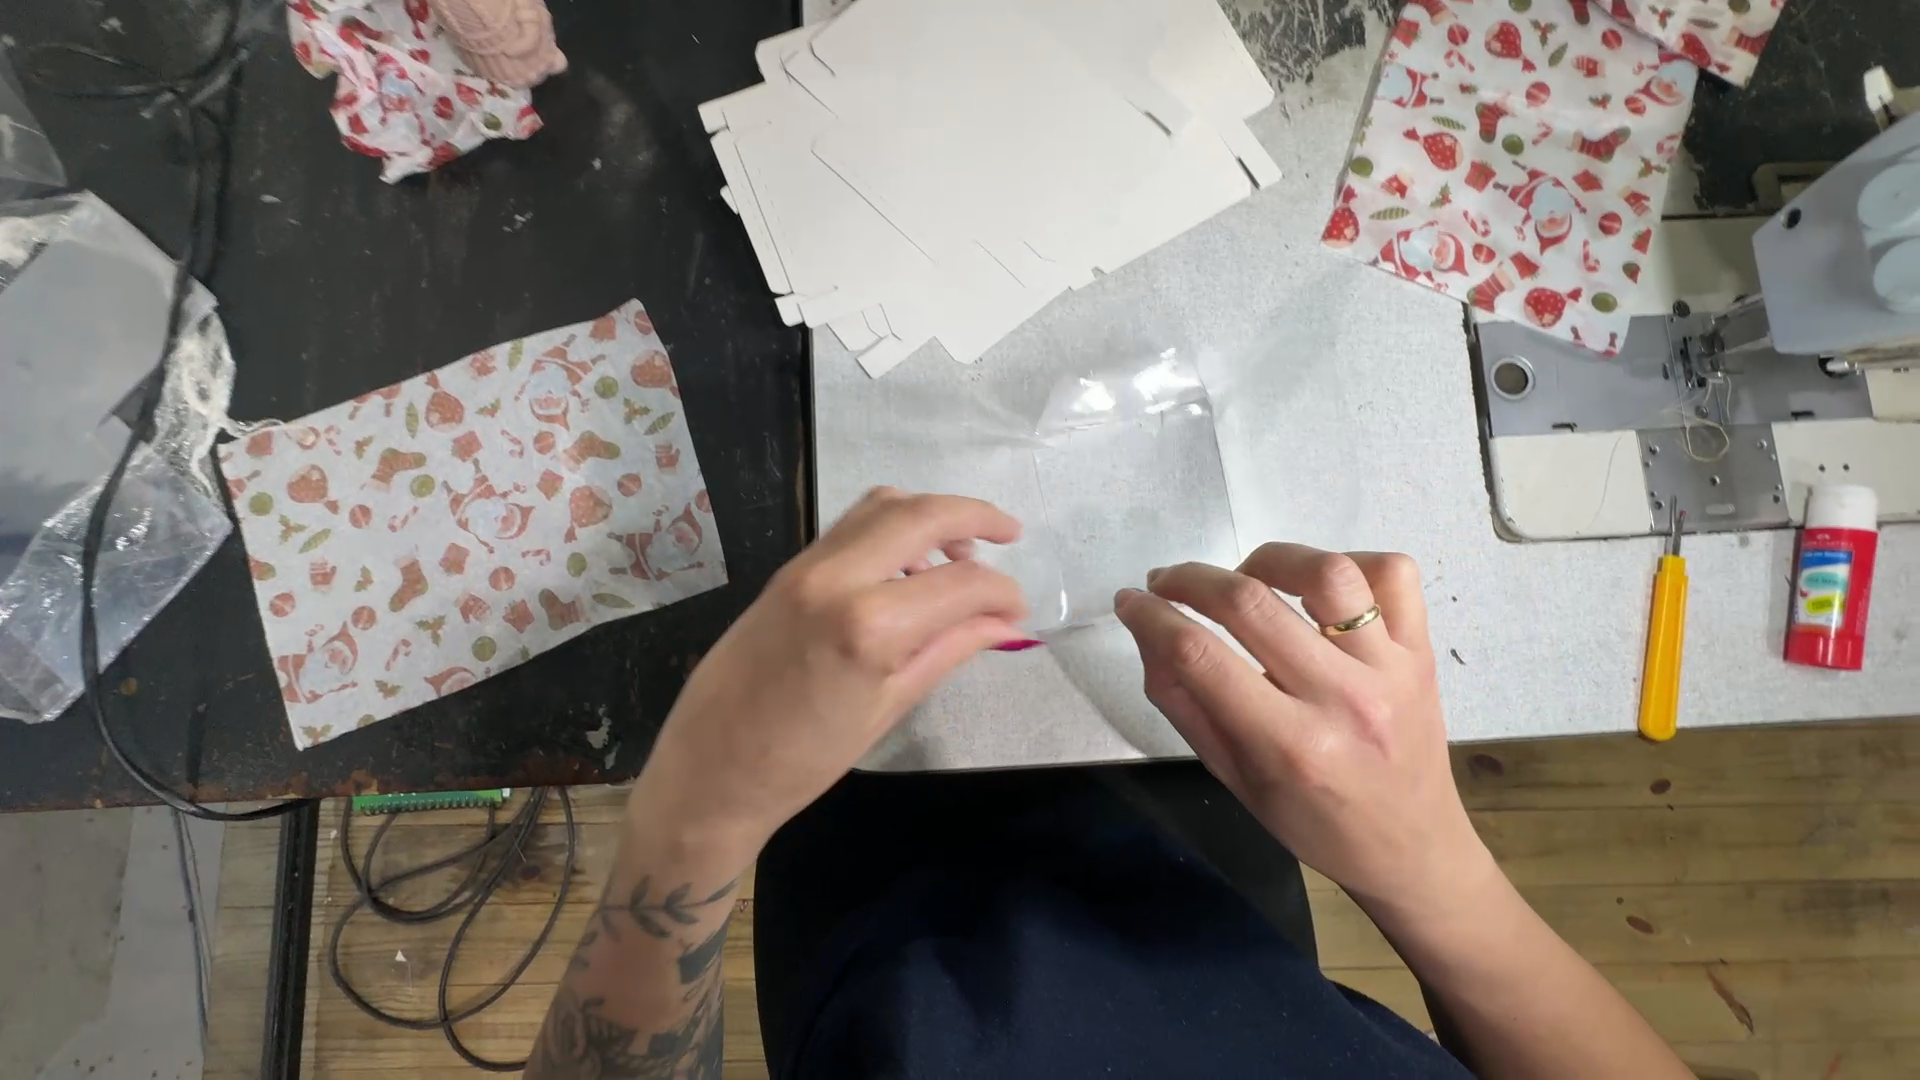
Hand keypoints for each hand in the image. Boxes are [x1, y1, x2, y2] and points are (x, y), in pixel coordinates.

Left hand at [632, 488, 1026, 861]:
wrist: (709, 768)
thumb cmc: (804, 759)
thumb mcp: (890, 706)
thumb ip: (951, 649)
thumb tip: (1006, 624)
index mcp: (869, 625)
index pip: (959, 583)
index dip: (1001, 592)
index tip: (1018, 609)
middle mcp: (836, 577)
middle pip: (921, 514)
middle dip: (975, 516)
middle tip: (1009, 534)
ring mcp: (806, 565)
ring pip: (882, 505)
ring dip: (930, 514)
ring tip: (959, 551)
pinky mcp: (788, 568)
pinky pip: (851, 525)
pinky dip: (892, 526)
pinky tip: (909, 563)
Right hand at [1113, 544, 1487, 911]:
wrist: (1412, 849)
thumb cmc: (1309, 821)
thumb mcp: (1229, 775)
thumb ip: (1181, 700)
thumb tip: (1147, 629)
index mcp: (1287, 745)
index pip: (1198, 655)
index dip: (1149, 617)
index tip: (1129, 603)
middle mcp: (1343, 699)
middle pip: (1248, 603)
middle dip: (1188, 579)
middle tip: (1165, 583)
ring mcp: (1392, 669)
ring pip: (1325, 572)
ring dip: (1265, 560)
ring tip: (1244, 577)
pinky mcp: (1424, 650)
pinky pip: (1392, 571)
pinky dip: (1346, 562)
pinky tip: (1314, 588)